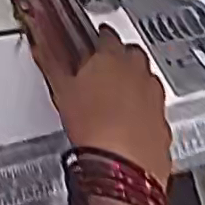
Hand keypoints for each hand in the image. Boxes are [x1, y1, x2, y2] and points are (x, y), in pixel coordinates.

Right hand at [21, 11, 173, 184]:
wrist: (121, 169)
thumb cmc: (93, 126)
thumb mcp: (60, 88)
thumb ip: (50, 61)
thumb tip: (40, 47)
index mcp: (112, 57)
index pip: (107, 35)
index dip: (98, 36)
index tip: (93, 40)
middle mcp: (139, 73)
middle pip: (132, 52)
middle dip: (120, 55)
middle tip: (104, 66)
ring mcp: (154, 98)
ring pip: (147, 78)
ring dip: (134, 80)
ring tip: (115, 94)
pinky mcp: (164, 123)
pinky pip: (154, 107)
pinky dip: (143, 108)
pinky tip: (129, 120)